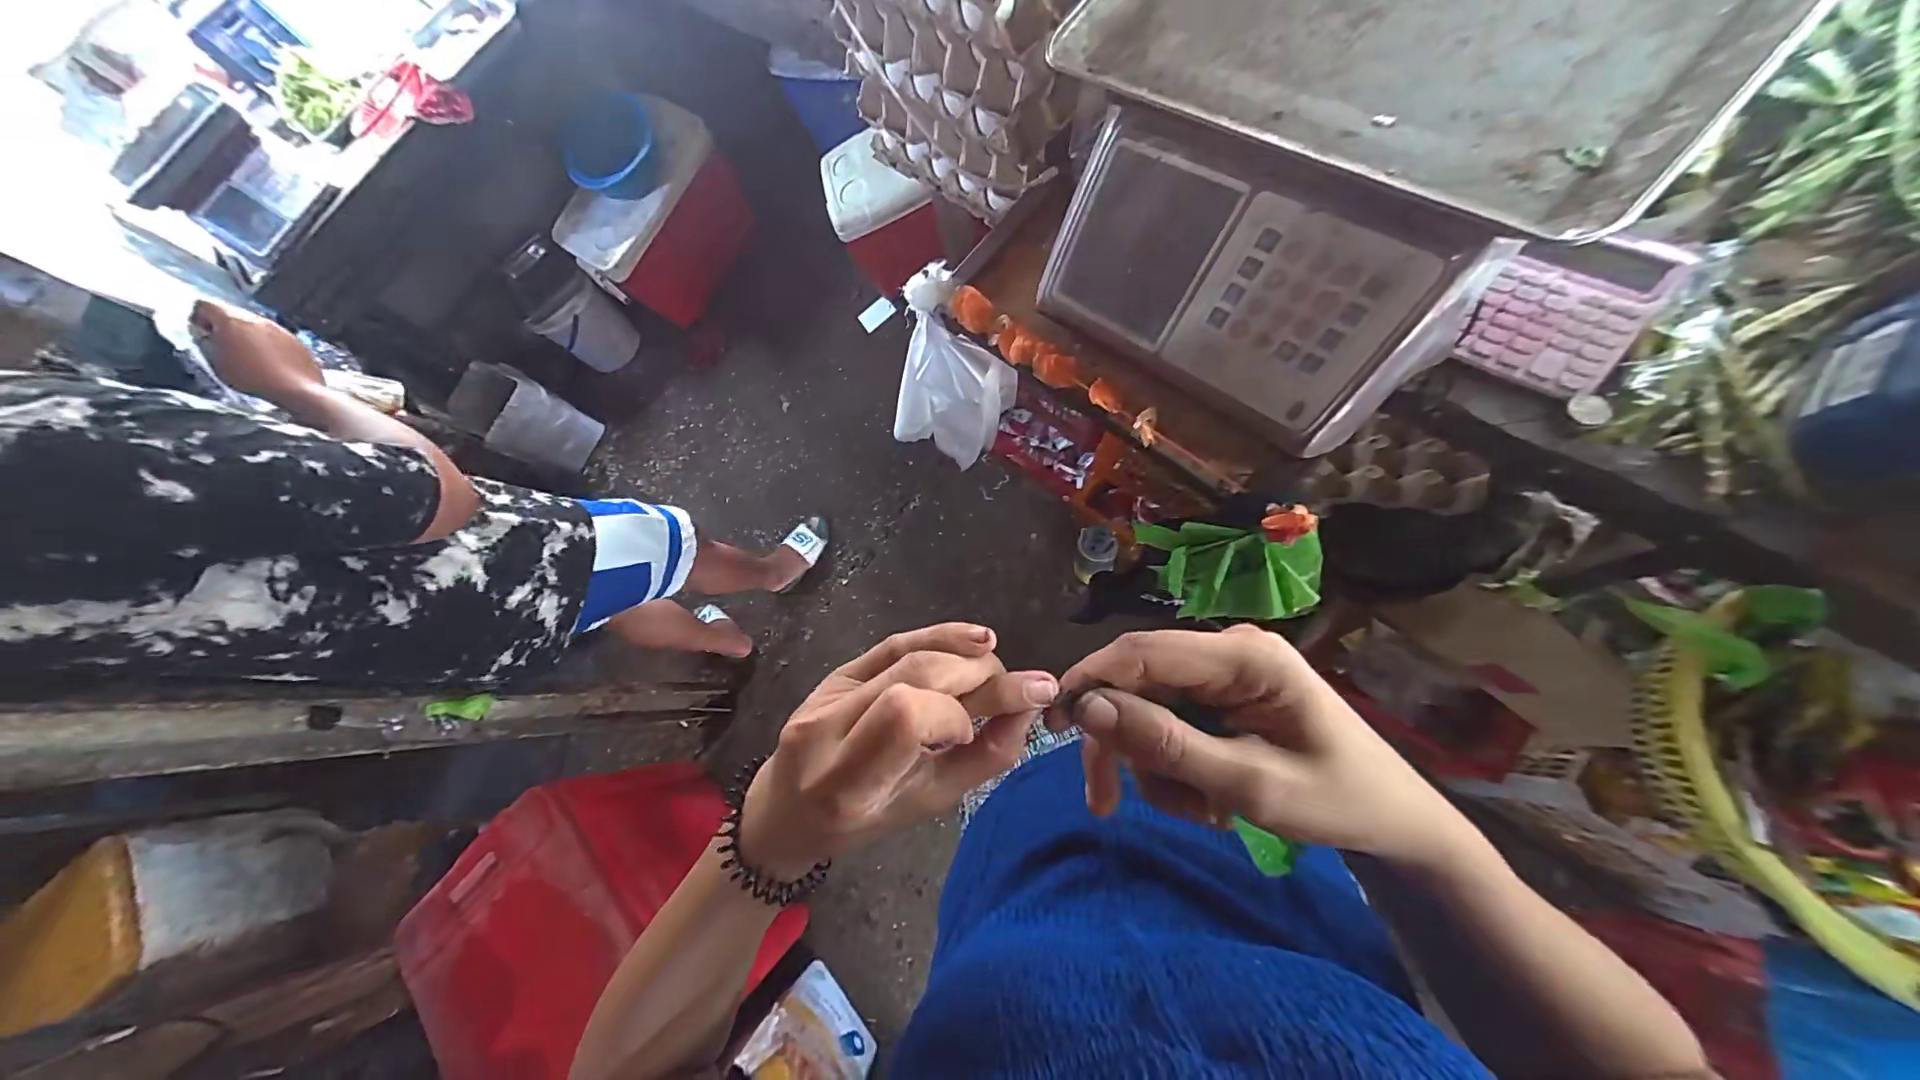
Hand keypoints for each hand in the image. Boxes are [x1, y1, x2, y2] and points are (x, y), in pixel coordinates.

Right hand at [190, 301, 326, 408]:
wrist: (298, 389)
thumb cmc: (251, 376)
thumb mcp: (215, 360)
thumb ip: (206, 341)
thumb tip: (208, 335)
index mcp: (233, 319)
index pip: (205, 305)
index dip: (198, 317)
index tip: (202, 334)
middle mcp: (258, 319)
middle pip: (233, 313)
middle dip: (223, 325)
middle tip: (223, 344)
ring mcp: (281, 329)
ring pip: (256, 324)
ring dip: (247, 333)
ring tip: (247, 354)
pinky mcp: (297, 341)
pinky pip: (275, 336)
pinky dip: (267, 342)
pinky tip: (270, 360)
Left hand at [738, 624, 1058, 877]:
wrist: (790, 809)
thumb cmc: (862, 822)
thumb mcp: (926, 804)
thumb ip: (982, 759)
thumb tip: (1030, 709)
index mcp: (850, 783)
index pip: (907, 718)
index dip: (955, 715)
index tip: (982, 728)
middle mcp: (829, 730)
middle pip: (913, 674)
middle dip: (974, 674)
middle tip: (1009, 689)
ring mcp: (826, 694)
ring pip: (907, 653)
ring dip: (963, 654)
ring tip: (994, 665)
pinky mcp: (834, 672)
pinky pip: (894, 642)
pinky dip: (941, 636)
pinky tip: (977, 639)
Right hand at [1059, 625, 1479, 873]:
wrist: (1396, 822)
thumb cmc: (1337, 801)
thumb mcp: (1248, 785)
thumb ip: (1166, 744)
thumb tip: (1090, 707)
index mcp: (1244, 656)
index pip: (1141, 651)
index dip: (1090, 680)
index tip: (1052, 725)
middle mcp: (1228, 651)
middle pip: (1139, 682)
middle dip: (1123, 743)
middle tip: (1105, 802)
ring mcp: (1226, 672)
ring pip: (1150, 707)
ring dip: (1154, 764)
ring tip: (1198, 813)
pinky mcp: (1225, 694)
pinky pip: (1172, 720)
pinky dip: (1173, 764)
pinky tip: (1206, 800)